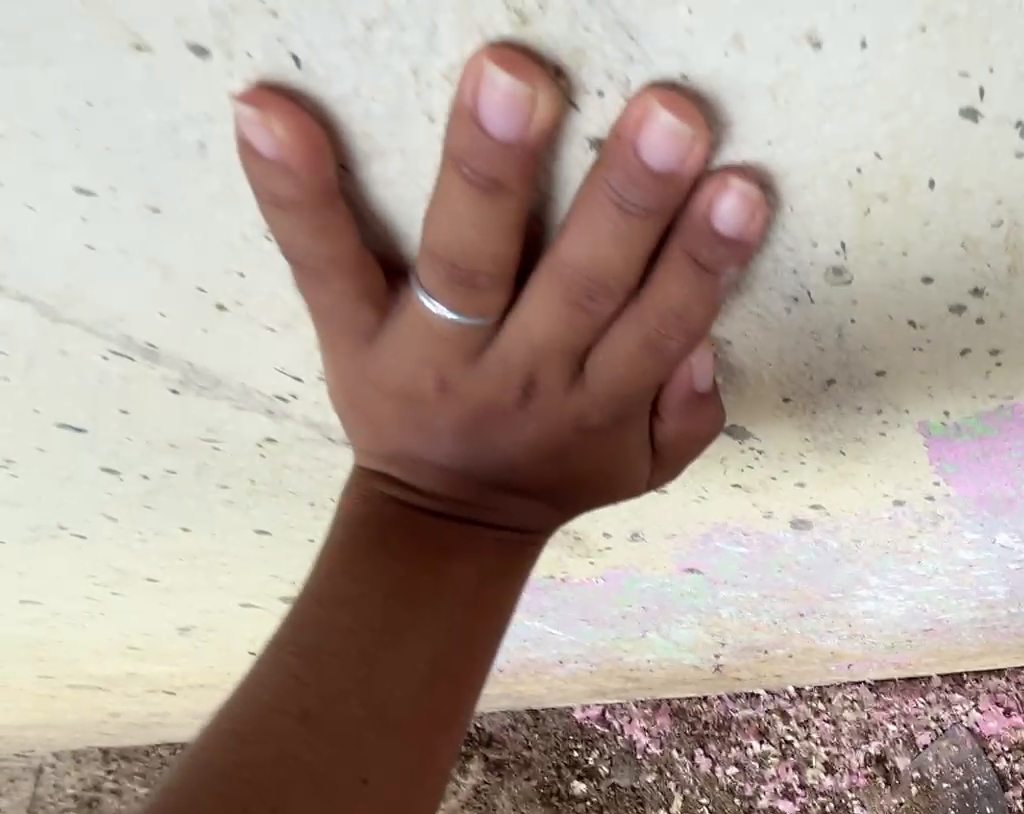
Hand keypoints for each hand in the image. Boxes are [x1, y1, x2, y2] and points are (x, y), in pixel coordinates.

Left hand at [232, 44, 769, 535]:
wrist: (452, 517)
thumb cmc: (565, 471)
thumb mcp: (652, 467)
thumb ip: (692, 414)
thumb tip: (702, 342)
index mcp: (603, 403)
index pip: (665, 324)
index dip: (705, 260)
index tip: (741, 191)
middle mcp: (527, 375)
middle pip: (584, 284)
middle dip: (630, 201)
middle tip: (669, 115)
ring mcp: (435, 353)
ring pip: (468, 263)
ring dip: (490, 170)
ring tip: (515, 75)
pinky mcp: (352, 335)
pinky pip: (321, 264)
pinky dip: (294, 194)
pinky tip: (271, 111)